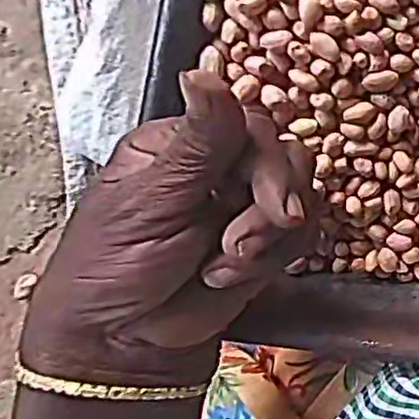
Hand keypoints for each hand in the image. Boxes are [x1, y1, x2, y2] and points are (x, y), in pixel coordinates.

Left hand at [20, 71, 324, 387]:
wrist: (123, 345)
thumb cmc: (112, 270)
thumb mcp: (151, 203)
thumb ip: (197, 143)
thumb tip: (204, 73)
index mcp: (185, 145)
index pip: (254, 129)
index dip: (272, 167)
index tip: (274, 207)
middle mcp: (222, 167)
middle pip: (289, 159)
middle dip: (274, 207)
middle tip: (242, 245)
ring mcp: (249, 203)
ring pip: (305, 196)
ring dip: (272, 239)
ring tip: (225, 266)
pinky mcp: (270, 239)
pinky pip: (306, 233)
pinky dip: (278, 258)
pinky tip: (231, 276)